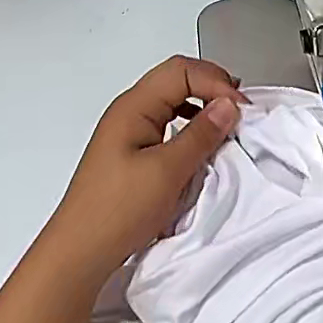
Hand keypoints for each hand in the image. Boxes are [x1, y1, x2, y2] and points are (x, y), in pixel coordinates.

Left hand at [42, 55, 246, 278]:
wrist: (80, 250)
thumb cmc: (118, 210)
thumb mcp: (167, 171)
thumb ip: (200, 135)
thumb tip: (229, 105)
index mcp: (134, 106)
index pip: (180, 71)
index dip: (215, 82)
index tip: (242, 109)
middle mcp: (129, 110)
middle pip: (175, 78)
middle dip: (211, 86)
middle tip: (240, 109)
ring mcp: (128, 129)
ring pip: (172, 99)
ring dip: (202, 104)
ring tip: (227, 122)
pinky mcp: (132, 150)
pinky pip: (167, 122)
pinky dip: (190, 124)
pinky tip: (202, 142)